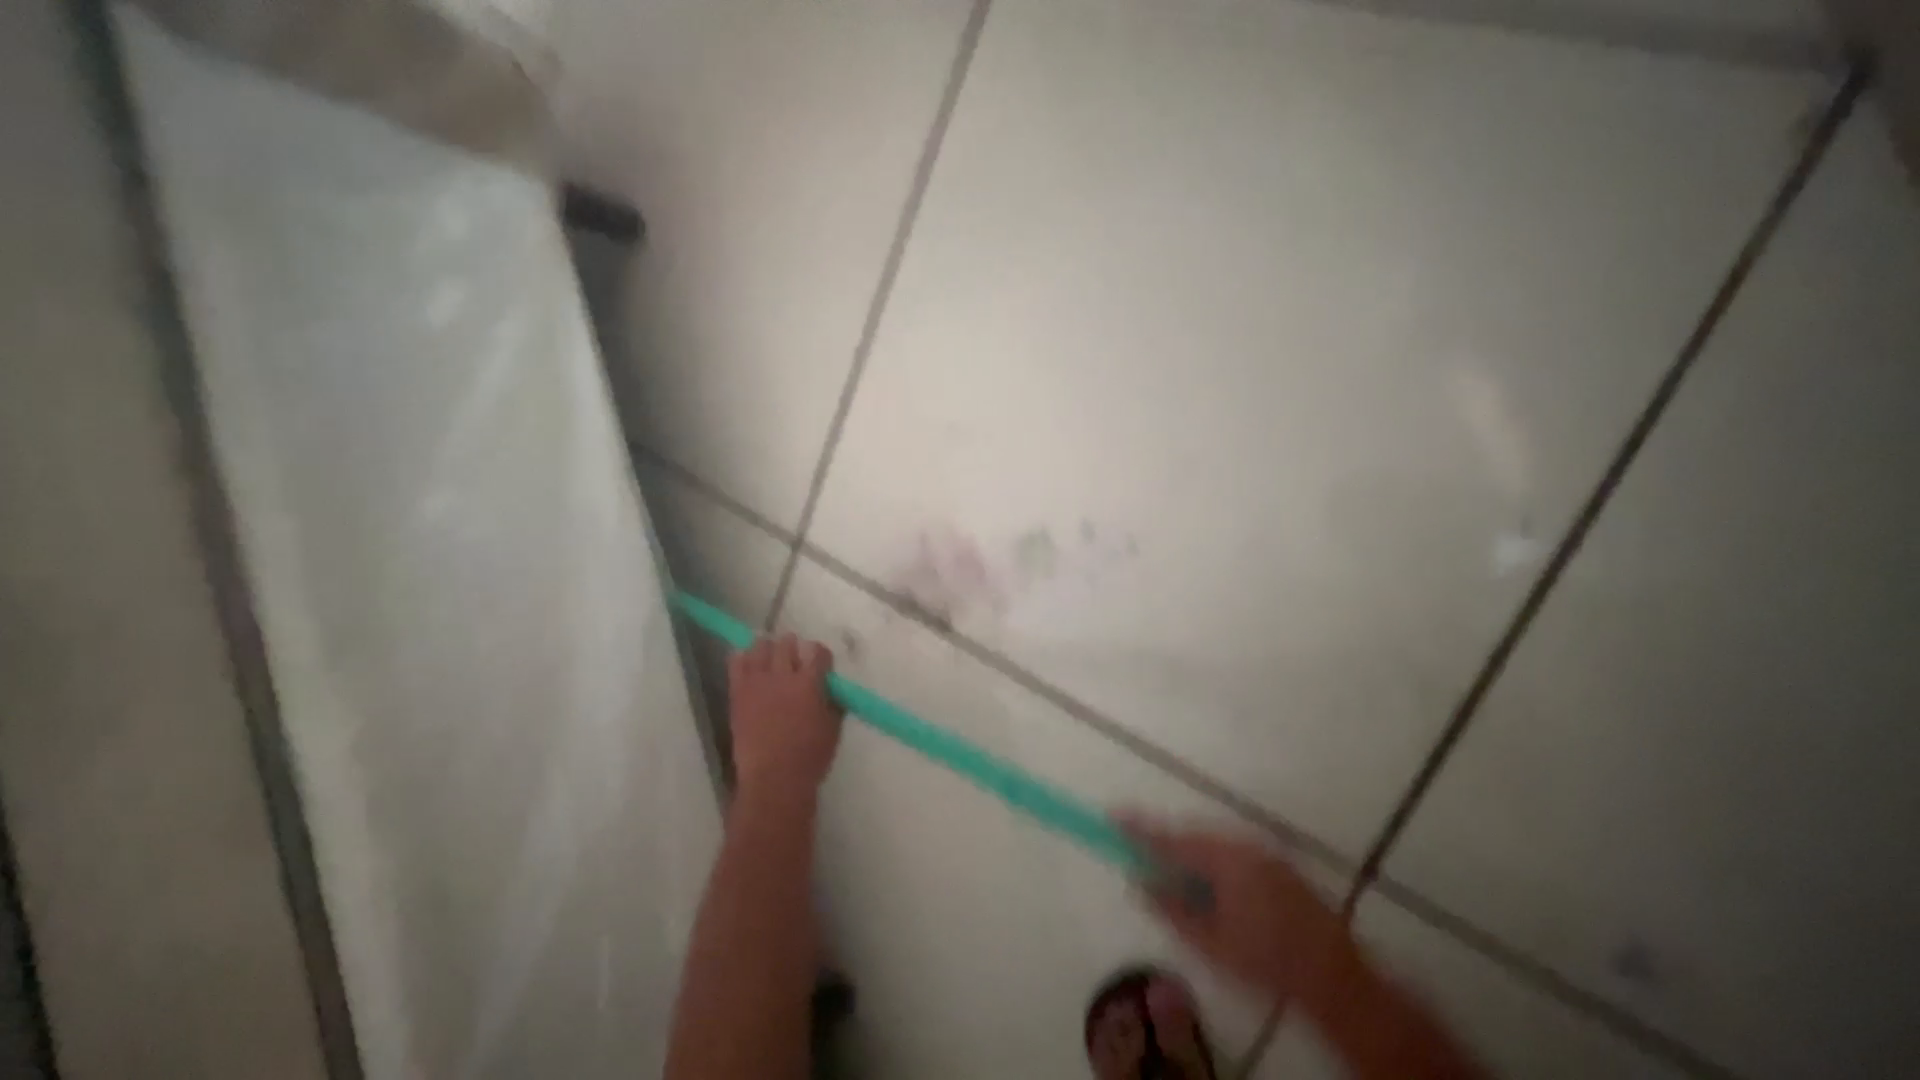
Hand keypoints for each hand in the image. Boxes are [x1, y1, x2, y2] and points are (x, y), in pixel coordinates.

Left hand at [728, 633, 842, 802]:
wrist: (774, 777)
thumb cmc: (810, 757)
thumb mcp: (833, 728)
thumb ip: (832, 702)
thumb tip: (829, 688)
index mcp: (810, 683)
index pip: (817, 651)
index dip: (820, 653)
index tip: (820, 662)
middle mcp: (783, 676)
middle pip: (786, 643)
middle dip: (792, 646)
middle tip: (793, 656)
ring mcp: (758, 682)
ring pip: (760, 648)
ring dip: (768, 649)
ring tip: (770, 657)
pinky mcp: (738, 693)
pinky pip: (736, 664)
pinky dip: (743, 658)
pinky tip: (747, 663)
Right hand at [1120, 814, 1352, 1001]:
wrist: (1332, 973)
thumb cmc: (1263, 960)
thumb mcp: (1207, 942)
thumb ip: (1170, 908)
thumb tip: (1141, 882)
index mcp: (1222, 859)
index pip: (1169, 837)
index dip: (1138, 827)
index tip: (1111, 815)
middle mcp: (1243, 845)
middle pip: (1192, 834)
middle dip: (1167, 842)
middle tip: (1141, 852)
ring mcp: (1265, 853)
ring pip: (1215, 842)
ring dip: (1192, 854)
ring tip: (1175, 876)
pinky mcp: (1280, 865)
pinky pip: (1234, 851)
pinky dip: (1215, 861)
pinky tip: (1211, 887)